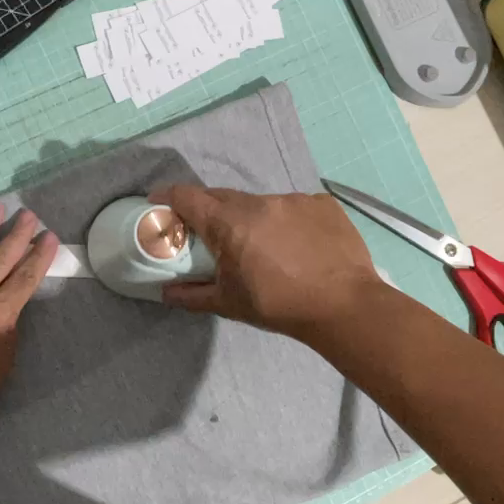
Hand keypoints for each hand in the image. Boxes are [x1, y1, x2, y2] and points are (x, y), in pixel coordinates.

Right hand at [149, 184, 386, 341]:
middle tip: (206, 232)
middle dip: (208, 210)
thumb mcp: (229, 304)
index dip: (168, 197)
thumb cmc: (279, 306)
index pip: (187, 197)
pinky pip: (292, 207)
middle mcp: (258, 203)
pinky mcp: (321, 204)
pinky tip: (295, 245)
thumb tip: (164, 292)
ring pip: (258, 203)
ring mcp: (293, 200)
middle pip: (221, 196)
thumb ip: (191, 295)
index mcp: (229, 224)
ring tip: (261, 246)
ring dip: (250, 218)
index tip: (158, 204)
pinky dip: (284, 221)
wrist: (344, 306)